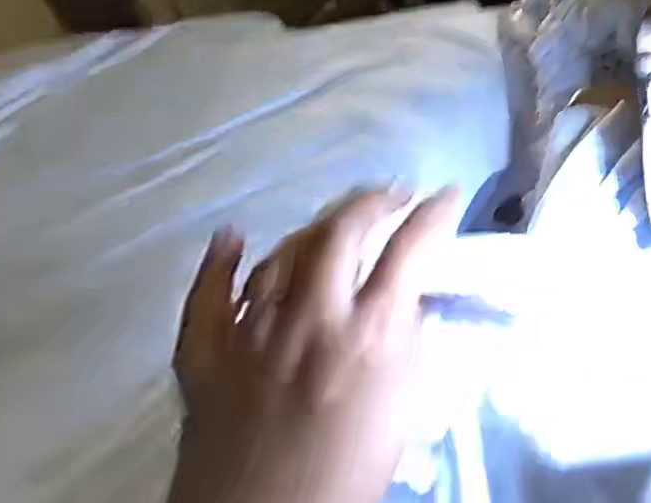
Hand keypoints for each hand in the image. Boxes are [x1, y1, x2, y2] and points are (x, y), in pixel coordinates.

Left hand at [168, 186, 462, 502]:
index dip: (435, 209)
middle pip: (342, 234)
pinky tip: (231, 238)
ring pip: (282, 257)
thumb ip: (409, 332)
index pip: (413, 244)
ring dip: (317, 225)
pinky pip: (201, 306)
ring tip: (339, 216)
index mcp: (373, 328)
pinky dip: (216, 266)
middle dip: (374, 201)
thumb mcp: (409, 389)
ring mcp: (251, 339)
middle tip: (395, 194)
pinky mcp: (203, 366)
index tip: (448, 193)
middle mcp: (314, 321)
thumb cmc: (358, 458)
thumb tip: (411, 294)